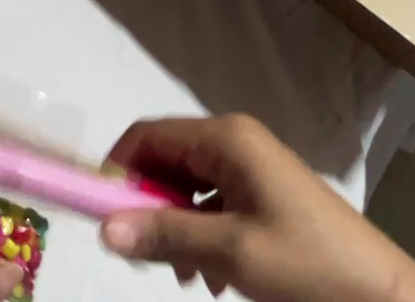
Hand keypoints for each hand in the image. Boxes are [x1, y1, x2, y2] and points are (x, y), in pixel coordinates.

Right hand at [98, 116, 414, 301]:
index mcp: (226, 139)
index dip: (119, 170)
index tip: (106, 217)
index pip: (148, 136)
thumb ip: (166, 237)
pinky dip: (202, 236)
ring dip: (176, 227)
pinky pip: (213, 204)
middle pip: (166, 161)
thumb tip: (102, 230)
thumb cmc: (312, 269)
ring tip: (190, 277)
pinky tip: (216, 278)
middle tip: (149, 256)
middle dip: (150, 206)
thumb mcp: (233, 254)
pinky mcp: (265, 196)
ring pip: (187, 187)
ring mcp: (252, 169)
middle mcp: (234, 142)